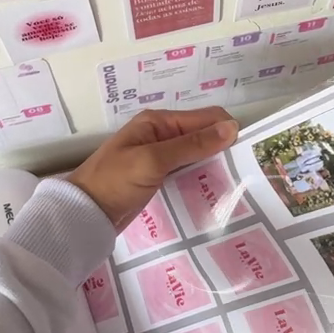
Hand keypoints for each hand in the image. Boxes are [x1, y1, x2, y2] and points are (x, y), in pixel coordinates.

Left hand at [69, 108, 238, 230]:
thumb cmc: (115, 182)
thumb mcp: (154, 161)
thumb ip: (192, 145)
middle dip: (223, 149)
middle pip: (204, 136)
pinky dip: (200, 178)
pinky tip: (213, 192)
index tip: (249, 153)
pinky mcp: (158, 177)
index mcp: (159, 122)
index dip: (228, 131)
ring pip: (197, 155)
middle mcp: (162, 134)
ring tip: (236, 184)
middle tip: (246, 173)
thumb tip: (232, 127)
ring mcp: (159, 157)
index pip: (206, 118)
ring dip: (213, 165)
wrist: (84, 214)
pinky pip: (187, 172)